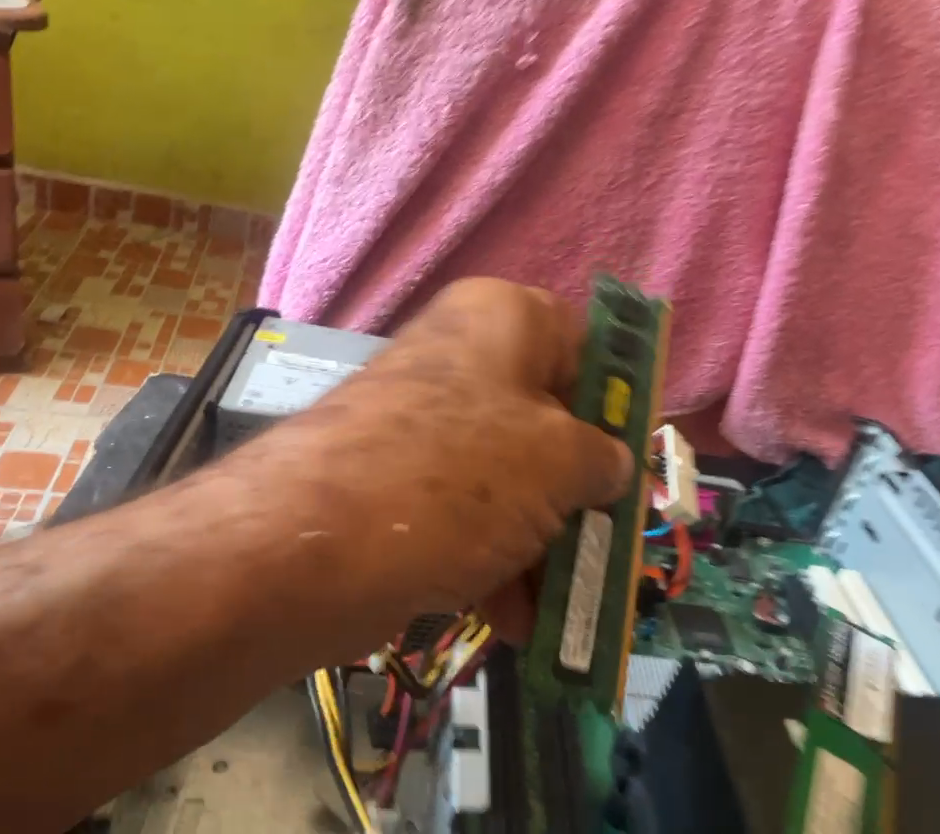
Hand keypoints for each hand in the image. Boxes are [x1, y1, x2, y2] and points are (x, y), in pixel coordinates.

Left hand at [253, 279, 633, 650]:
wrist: (304, 548)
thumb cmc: (457, 477)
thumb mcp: (559, 462)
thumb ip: (603, 459)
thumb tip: (612, 466)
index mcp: (503, 319)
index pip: (586, 346)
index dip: (618, 406)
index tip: (635, 464)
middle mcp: (462, 358)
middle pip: (548, 422)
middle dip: (580, 493)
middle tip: (609, 545)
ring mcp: (424, 422)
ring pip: (511, 478)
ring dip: (542, 543)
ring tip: (564, 604)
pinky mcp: (396, 481)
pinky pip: (466, 513)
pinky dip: (494, 561)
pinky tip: (513, 619)